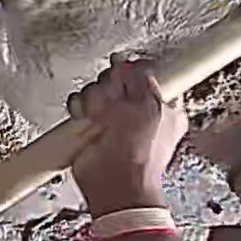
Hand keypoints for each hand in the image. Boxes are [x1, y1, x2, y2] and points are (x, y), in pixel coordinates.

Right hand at [69, 58, 186, 214]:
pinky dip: (80, 107)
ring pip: (97, 87)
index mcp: (161, 105)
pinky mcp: (90, 124)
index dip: (134, 70)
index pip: (145, 73)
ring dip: (95, 98)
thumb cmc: (142, 150)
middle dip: (112, 85)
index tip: (128, 72)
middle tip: (115, 100)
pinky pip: (79, 101)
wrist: (115, 178)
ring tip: (100, 115)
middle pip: (117, 77)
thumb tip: (128, 62)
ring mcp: (112, 117)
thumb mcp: (151, 104)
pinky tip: (87, 117)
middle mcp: (136, 109)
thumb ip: (141, 77)